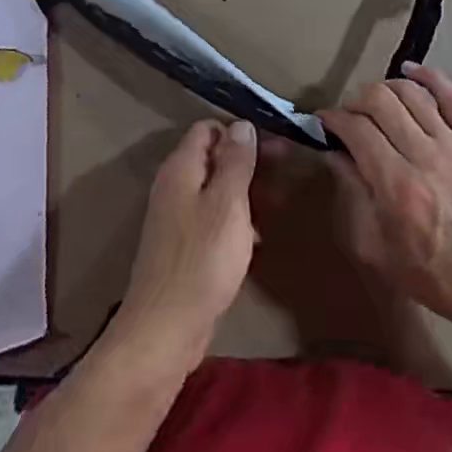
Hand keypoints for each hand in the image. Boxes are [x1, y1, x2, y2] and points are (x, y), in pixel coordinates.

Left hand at [113, 119, 257, 369]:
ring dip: (244, 191)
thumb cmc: (203, 259)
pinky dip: (234, 220)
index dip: (240, 132)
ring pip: (214, 189)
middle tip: (285, 168)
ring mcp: (176, 217)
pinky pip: (212, 218)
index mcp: (181, 169)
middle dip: (247, 160)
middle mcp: (174, 186)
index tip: (273, 144)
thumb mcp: (227, 204)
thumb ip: (235, 162)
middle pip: (212, 158)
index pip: (207, 129)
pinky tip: (256, 238)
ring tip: (277, 202)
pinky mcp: (183, 245)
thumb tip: (241, 124)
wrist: (166, 327)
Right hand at [319, 64, 451, 330]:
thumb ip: (350, 194)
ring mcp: (451, 144)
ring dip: (383, 88)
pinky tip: (410, 70)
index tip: (322, 122)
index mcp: (394, 182)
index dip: (333, 119)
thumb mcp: (371, 244)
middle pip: (380, 101)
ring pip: (411, 93)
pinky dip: (431, 77)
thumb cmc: (424, 269)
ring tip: (371, 103)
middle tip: (346, 116)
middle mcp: (422, 154)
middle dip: (354, 101)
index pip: (356, 128)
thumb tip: (335, 155)